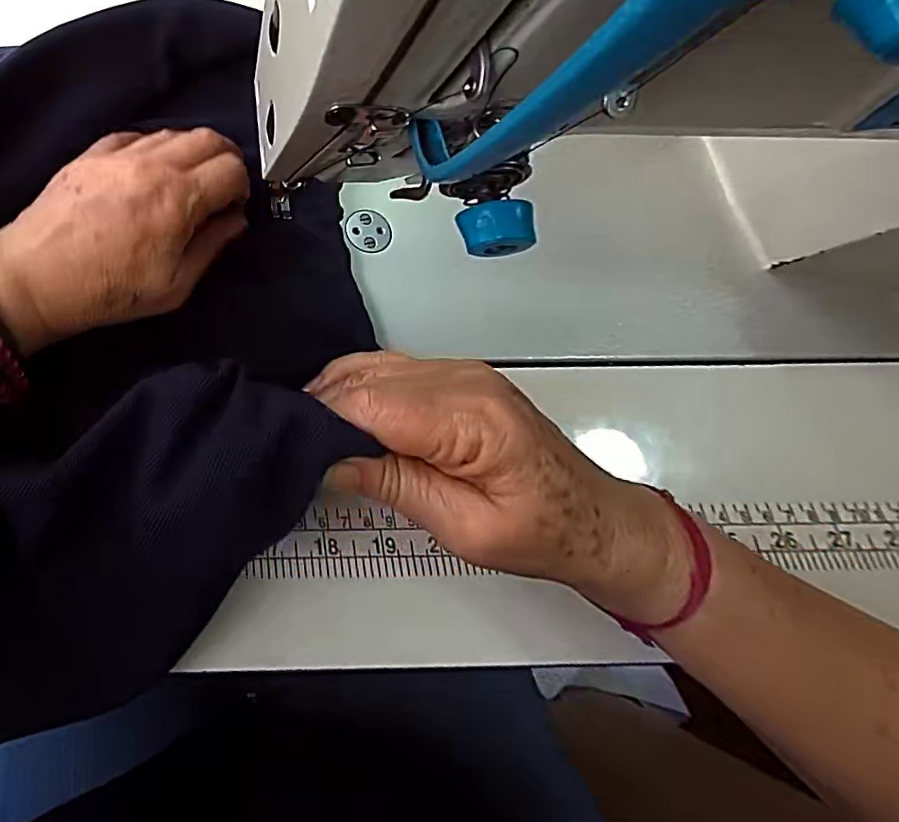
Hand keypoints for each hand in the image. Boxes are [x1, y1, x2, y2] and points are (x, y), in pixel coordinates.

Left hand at [0, 128, 249, 352]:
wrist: (34, 278)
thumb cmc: (99, 290)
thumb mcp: (171, 287)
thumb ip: (210, 248)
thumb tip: (232, 223)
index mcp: (176, 198)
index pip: (232, 168)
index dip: (240, 187)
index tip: (231, 205)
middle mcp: (149, 166)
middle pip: (208, 139)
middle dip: (222, 160)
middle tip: (216, 187)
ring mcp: (116, 157)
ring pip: (170, 133)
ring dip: (187, 153)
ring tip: (179, 183)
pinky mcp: (88, 157)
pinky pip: (131, 137)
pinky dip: (148, 149)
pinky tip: (143, 173)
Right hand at [306, 352, 692, 623]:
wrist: (598, 519)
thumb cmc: (543, 533)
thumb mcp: (464, 528)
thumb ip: (394, 486)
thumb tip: (329, 464)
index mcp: (472, 419)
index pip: (370, 403)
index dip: (325, 423)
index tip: (302, 449)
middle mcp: (461, 380)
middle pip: (362, 380)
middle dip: (323, 411)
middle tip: (300, 447)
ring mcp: (456, 371)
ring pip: (366, 367)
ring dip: (334, 396)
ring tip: (313, 433)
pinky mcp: (449, 374)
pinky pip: (383, 367)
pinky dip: (353, 386)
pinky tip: (338, 412)